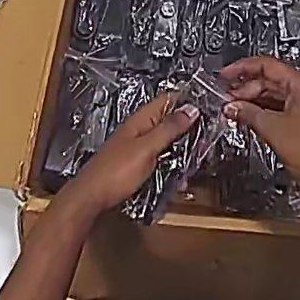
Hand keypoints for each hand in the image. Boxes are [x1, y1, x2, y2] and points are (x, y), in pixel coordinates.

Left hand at [55, 92, 198, 219]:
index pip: (169, 99)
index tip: (210, 108)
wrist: (90, 199)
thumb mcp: (147, 148)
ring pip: (167, 141)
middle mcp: (140, 129)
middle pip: (170, 120)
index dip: (188, 100)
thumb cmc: (116, 172)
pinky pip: (161, 158)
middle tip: (209, 137)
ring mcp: (138, 147)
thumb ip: (169, 128)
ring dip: (183, 148)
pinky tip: (182, 176)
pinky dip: (172, 163)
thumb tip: (191, 108)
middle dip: (189, 127)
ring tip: (199, 158)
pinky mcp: (137, 164)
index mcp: (142, 119)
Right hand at [220, 56, 299, 195]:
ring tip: (235, 109)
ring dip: (255, 100)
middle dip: (246, 88)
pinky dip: (266, 110)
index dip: (243, 68)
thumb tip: (233, 106)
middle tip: (227, 99)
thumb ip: (250, 114)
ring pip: (276, 93)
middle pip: (271, 79)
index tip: (226, 74)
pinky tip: (251, 117)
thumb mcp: (275, 130)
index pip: (268, 65)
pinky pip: (283, 105)